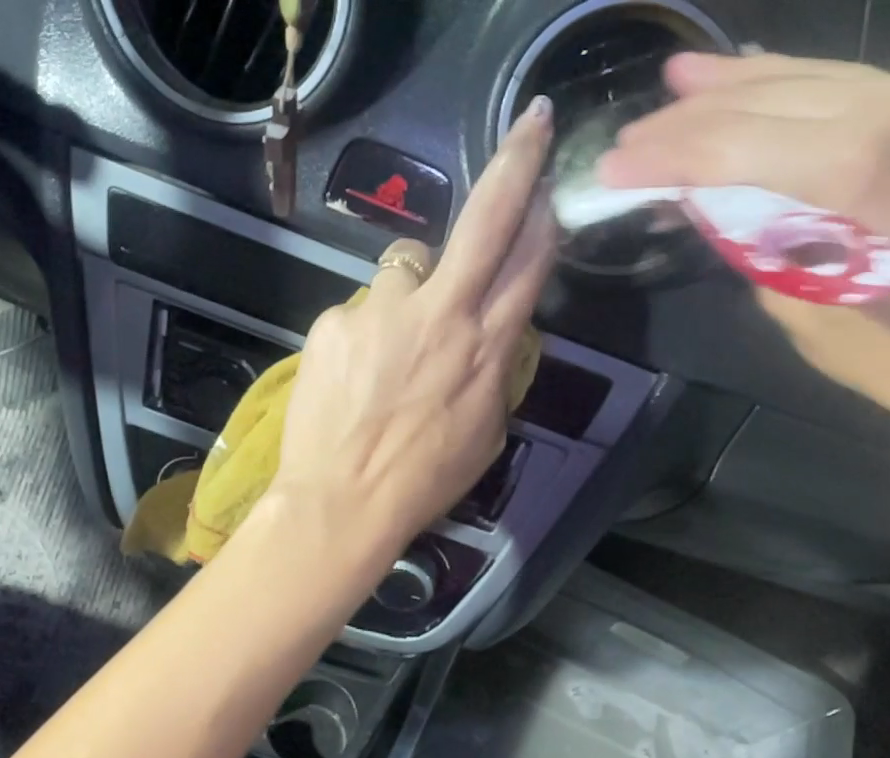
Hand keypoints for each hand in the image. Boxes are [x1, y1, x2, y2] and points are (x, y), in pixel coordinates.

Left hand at [272, 96, 557, 556]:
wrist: (342, 502)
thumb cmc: (425, 481)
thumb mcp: (486, 433)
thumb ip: (495, 371)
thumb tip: (494, 334)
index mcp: (486, 349)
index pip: (527, 264)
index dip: (544, 217)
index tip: (552, 180)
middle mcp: (441, 315)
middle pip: (485, 223)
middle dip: (515, 167)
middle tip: (531, 124)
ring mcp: (383, 312)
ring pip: (409, 270)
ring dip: (412, 294)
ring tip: (394, 353)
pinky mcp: (336, 321)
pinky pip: (362, 312)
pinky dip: (367, 334)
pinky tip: (358, 377)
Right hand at [598, 55, 889, 493]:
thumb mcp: (796, 301)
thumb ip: (747, 233)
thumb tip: (703, 194)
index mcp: (860, 162)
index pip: (734, 143)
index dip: (664, 156)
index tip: (611, 169)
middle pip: (766, 99)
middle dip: (689, 119)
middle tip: (630, 134)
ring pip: (808, 78)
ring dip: (734, 86)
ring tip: (676, 82)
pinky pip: (847, 86)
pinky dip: (791, 87)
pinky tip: (750, 78)